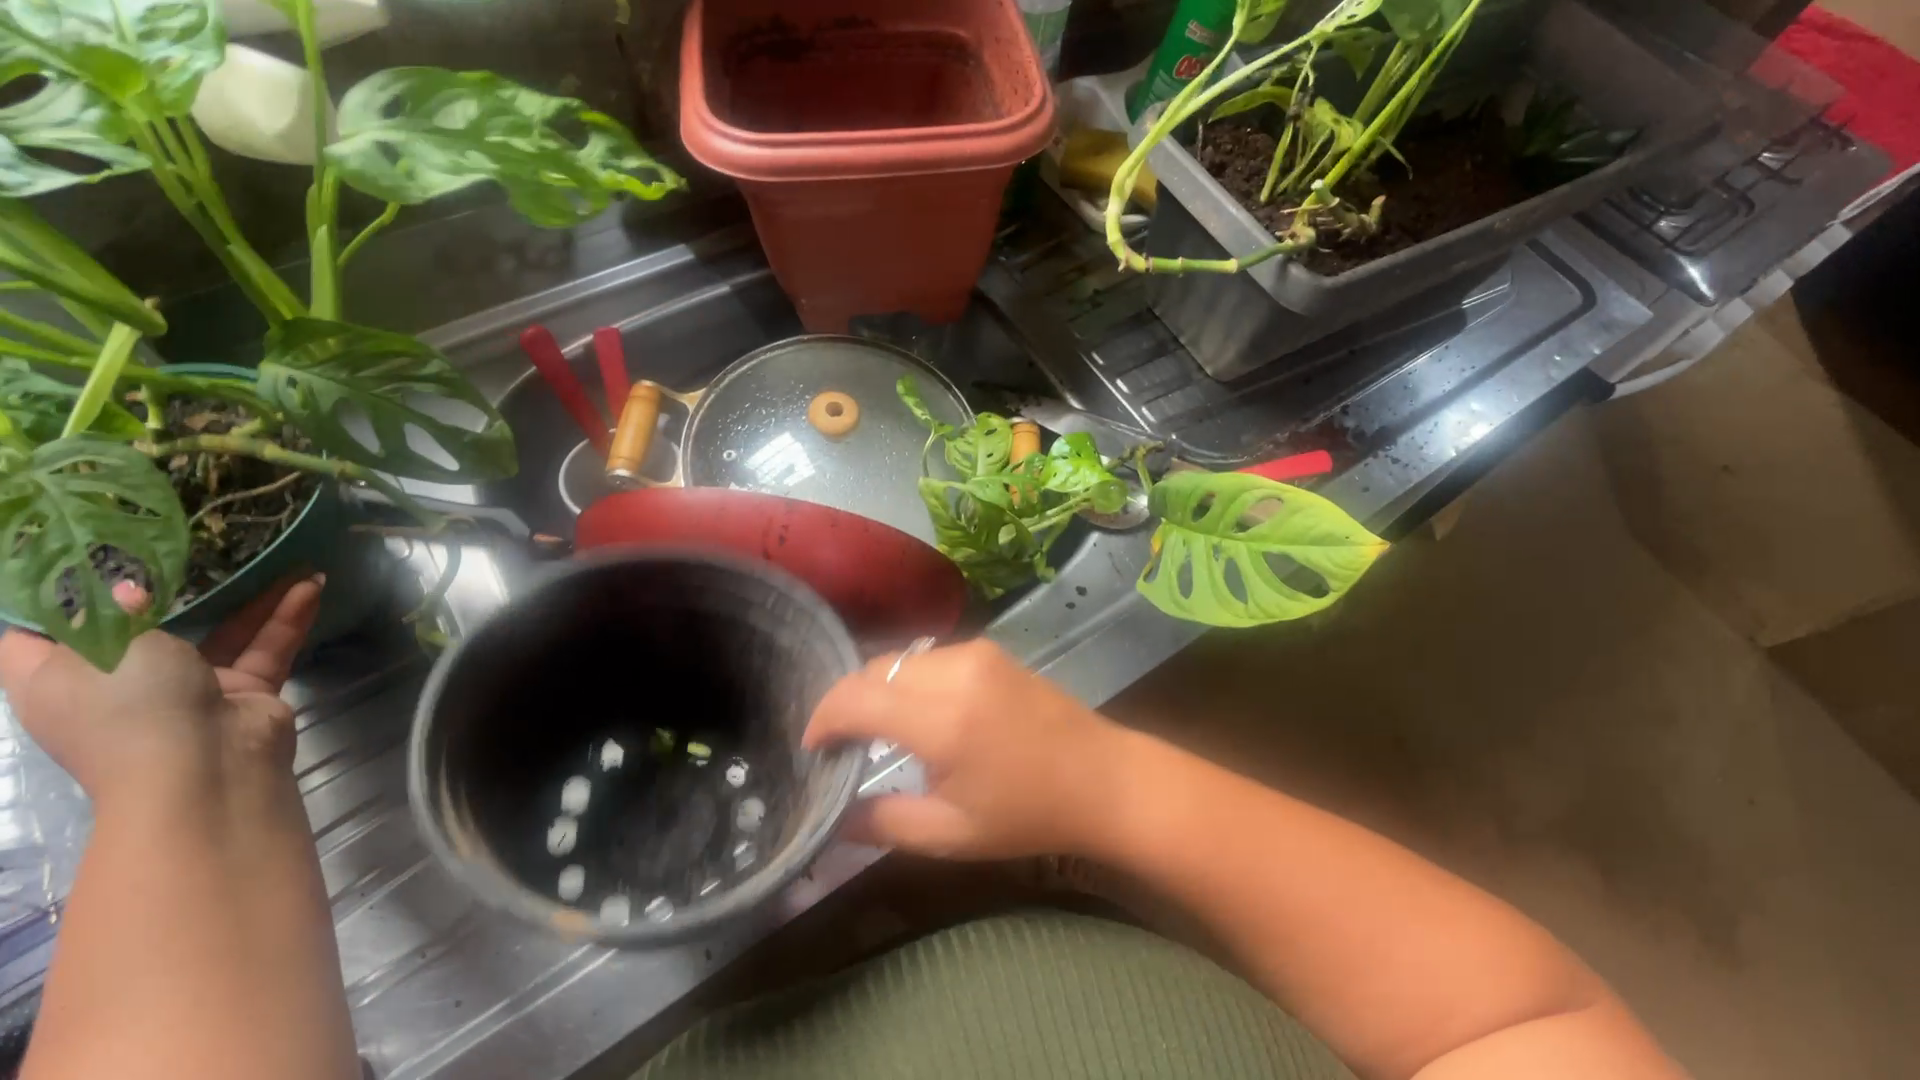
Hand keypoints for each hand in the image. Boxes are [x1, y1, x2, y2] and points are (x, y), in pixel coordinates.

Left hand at [0, 574, 325, 812]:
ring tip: (286, 559)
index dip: (47, 600)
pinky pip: (265, 647)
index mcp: (56, 681)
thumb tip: (129, 589)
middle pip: (139, 628)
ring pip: (220, 633)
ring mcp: (187, 690)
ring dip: (255, 598)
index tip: (75, 559)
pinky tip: (313, 586)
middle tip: (185, 545)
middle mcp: (118, 684)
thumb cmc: (130, 707)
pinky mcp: (243, 693)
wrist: (205, 769)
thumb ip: (121, 612)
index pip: (32, 637)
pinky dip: (287, 618)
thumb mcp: (109, 647)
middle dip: (166, 589)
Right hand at [803, 640, 1133, 859]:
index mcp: (943, 720)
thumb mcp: (952, 834)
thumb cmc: (1030, 815)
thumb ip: (883, 823)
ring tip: (874, 731)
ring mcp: (977, 654)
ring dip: (877, 689)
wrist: (1105, 780)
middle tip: (840, 745)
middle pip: (873, 671)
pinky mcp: (991, 651)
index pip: (856, 697)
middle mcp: (955, 671)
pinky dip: (908, 680)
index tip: (813, 749)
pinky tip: (915, 713)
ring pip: (899, 660)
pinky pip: (928, 657)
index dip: (822, 719)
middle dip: (846, 703)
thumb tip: (832, 819)